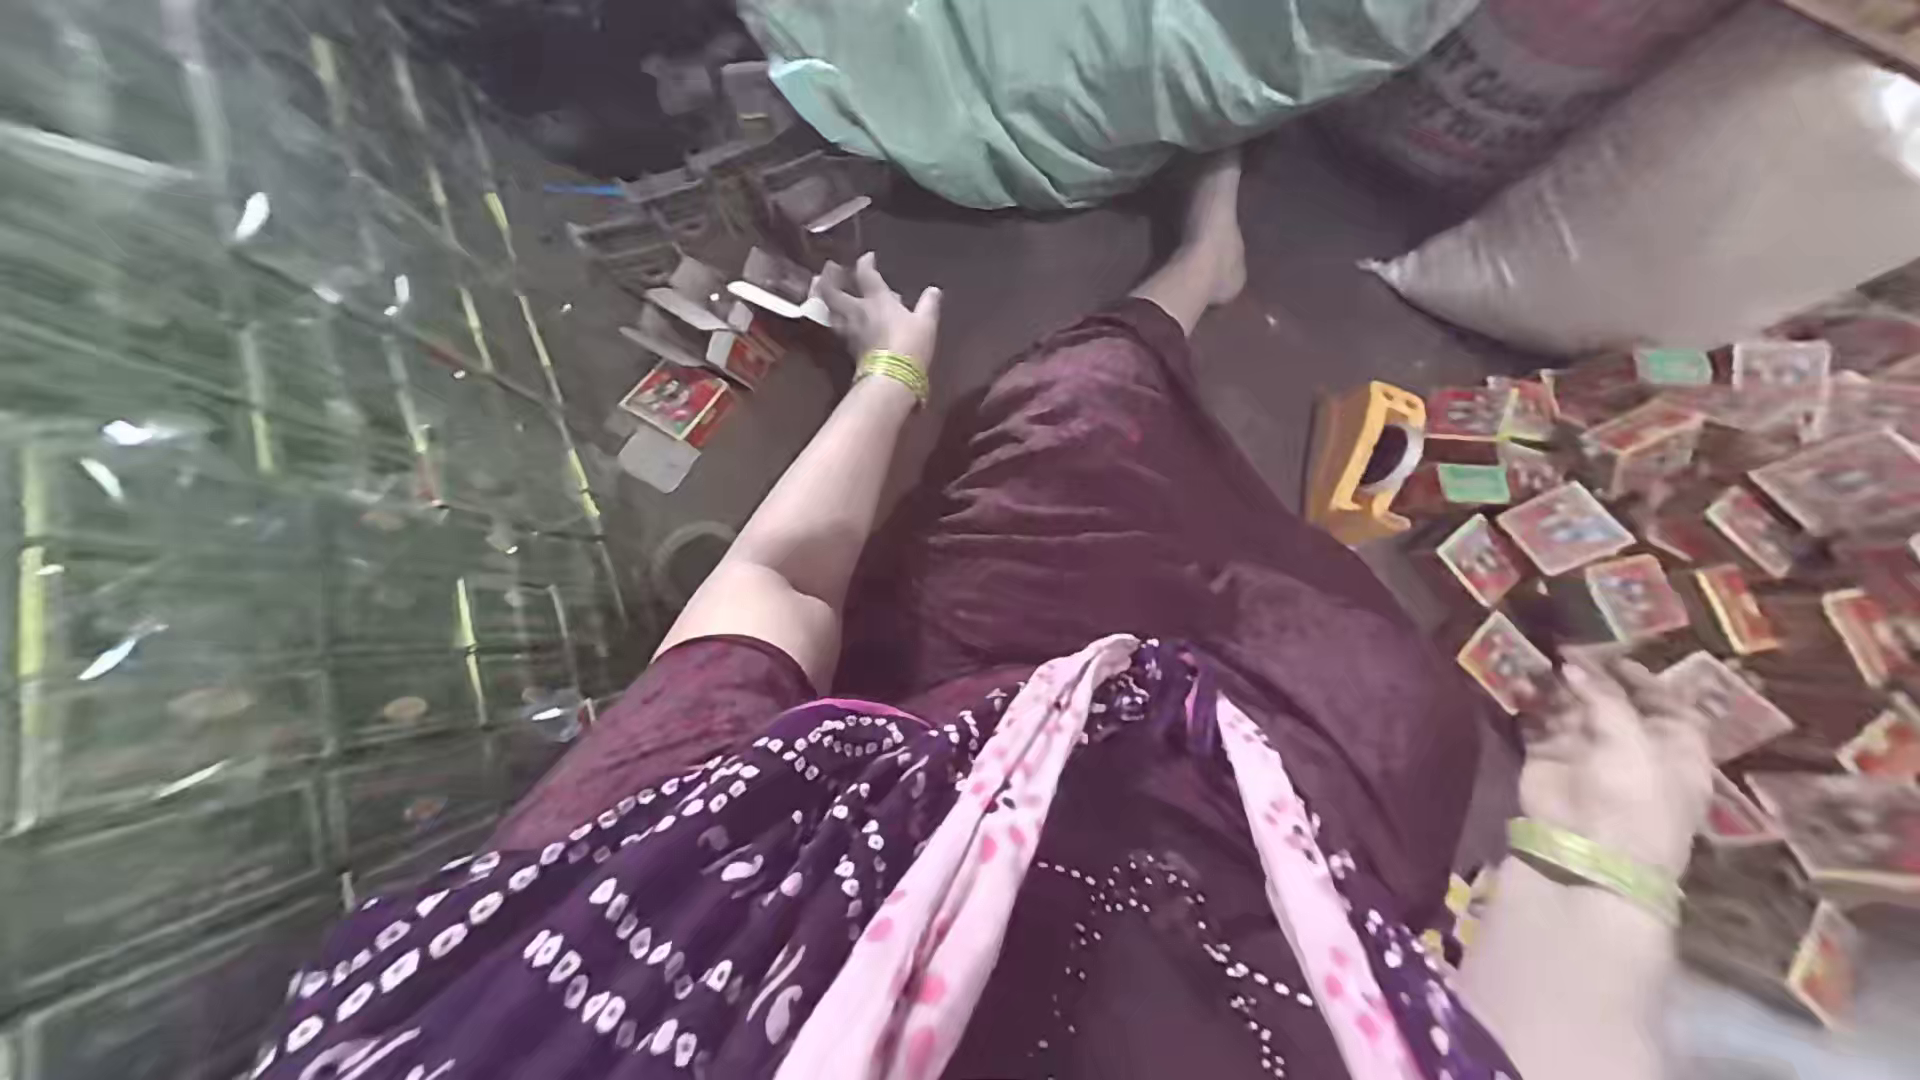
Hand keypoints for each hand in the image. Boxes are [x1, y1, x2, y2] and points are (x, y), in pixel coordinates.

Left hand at [816, 252, 940, 373]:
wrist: (891, 378)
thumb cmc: (910, 345)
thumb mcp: (926, 323)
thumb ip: (929, 305)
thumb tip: (934, 290)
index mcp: (877, 300)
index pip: (866, 274)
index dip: (865, 263)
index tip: (867, 257)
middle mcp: (857, 312)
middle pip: (833, 291)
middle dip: (828, 278)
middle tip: (827, 269)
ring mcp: (849, 331)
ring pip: (829, 311)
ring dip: (823, 299)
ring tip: (821, 292)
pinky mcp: (848, 350)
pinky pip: (836, 329)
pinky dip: (834, 320)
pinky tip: (837, 320)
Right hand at [1519, 659, 1712, 878]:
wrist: (1588, 844)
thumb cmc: (1634, 796)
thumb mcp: (1631, 742)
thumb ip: (1603, 698)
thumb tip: (1572, 664)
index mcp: (1672, 749)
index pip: (1666, 707)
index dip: (1645, 682)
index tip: (1615, 657)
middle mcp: (1630, 747)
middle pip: (1610, 703)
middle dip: (1588, 678)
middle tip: (1560, 653)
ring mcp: (1585, 751)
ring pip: (1568, 709)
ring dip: (1552, 688)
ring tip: (1533, 666)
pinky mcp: (1546, 756)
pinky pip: (1535, 722)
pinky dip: (1525, 704)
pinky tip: (1516, 686)